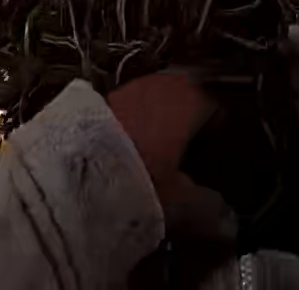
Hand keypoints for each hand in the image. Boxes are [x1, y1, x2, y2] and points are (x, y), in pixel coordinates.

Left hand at [105, 72, 233, 240]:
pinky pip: (131, 104)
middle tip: (185, 150)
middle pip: (187, 97)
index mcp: (192, 100)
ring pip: (157, 98)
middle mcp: (165, 84)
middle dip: (187, 120)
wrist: (76, 172)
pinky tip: (128, 146)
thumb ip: (208, 206)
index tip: (213, 149)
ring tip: (154, 151)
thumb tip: (222, 215)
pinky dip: (134, 120)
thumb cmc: (138, 179)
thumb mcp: (180, 204)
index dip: (216, 130)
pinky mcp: (107, 93)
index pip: (215, 107)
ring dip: (159, 118)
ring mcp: (135, 86)